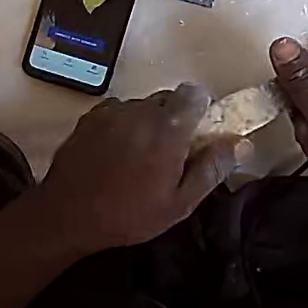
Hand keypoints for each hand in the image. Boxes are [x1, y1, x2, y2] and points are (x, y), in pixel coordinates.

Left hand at [34, 85, 244, 255]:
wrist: (68, 213)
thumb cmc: (129, 213)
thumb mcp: (180, 202)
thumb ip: (211, 168)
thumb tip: (239, 143)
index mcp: (166, 129)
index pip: (192, 94)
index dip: (200, 108)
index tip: (200, 129)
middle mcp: (136, 112)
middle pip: (165, 99)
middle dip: (173, 118)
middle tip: (170, 152)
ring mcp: (108, 113)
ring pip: (138, 106)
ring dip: (145, 122)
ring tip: (139, 156)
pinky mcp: (87, 119)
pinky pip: (114, 113)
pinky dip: (120, 125)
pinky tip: (115, 152)